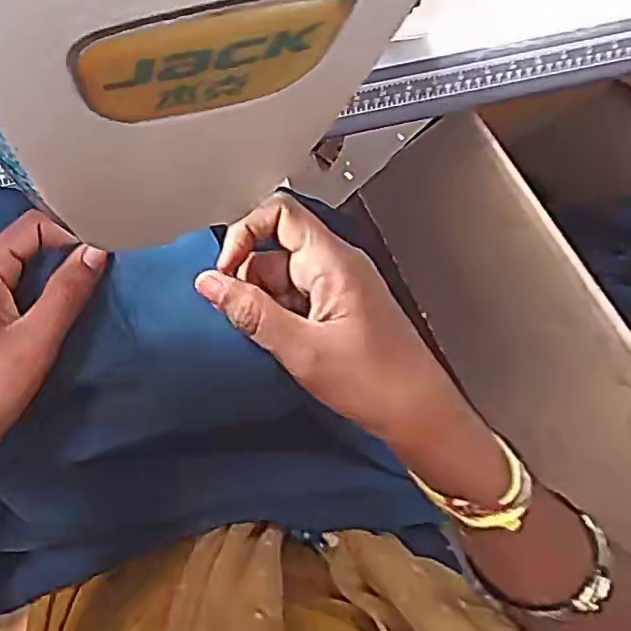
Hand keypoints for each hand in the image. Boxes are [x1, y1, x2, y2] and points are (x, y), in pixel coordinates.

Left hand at [0, 210, 106, 477]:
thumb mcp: (36, 339)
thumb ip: (67, 290)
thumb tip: (96, 249)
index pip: (31, 225)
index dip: (70, 231)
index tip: (103, 252)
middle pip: (23, 243)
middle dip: (63, 251)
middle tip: (100, 270)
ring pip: (17, 269)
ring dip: (50, 275)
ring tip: (83, 291)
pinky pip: (8, 291)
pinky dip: (35, 294)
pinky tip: (53, 314)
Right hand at [195, 194, 467, 442]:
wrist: (421, 417)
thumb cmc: (380, 384)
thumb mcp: (301, 348)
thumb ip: (250, 312)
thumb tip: (209, 283)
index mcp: (332, 262)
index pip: (279, 213)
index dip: (244, 233)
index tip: (225, 270)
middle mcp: (335, 266)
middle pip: (272, 249)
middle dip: (248, 281)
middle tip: (247, 319)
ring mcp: (336, 287)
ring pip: (278, 277)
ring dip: (263, 304)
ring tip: (276, 341)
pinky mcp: (335, 309)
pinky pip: (291, 299)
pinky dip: (278, 318)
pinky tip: (287, 346)